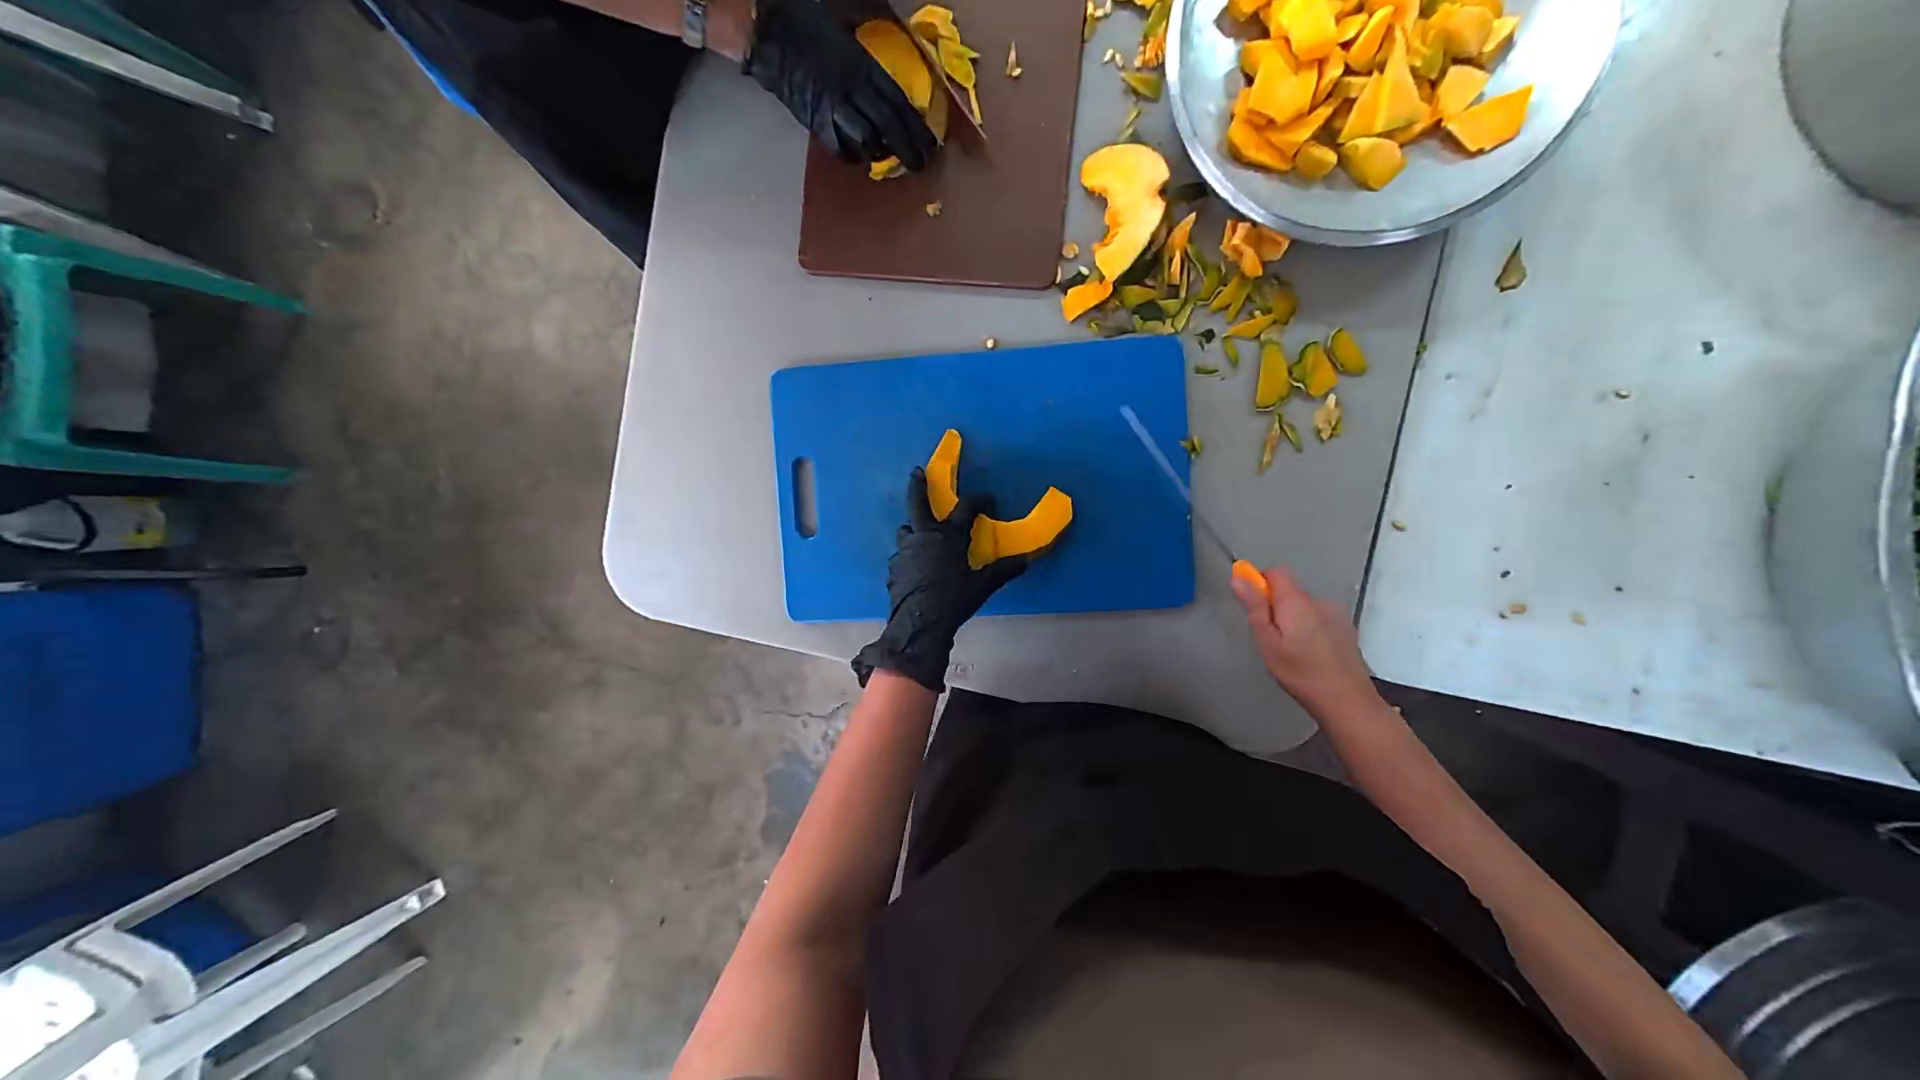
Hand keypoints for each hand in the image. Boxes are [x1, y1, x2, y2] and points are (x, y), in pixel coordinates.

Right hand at [744, 0, 937, 168]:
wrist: (764, 26)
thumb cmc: (803, 13)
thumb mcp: (843, 11)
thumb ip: (868, 22)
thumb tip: (888, 22)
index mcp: (862, 64)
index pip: (899, 102)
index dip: (917, 126)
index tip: (930, 142)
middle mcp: (852, 89)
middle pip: (888, 127)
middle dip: (908, 149)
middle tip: (921, 165)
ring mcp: (832, 107)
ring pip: (865, 140)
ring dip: (880, 152)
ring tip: (890, 158)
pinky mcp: (814, 119)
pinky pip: (838, 146)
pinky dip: (851, 155)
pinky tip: (859, 155)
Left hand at [852, 468, 1027, 692]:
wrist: (919, 624)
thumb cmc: (954, 600)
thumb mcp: (982, 585)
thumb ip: (1003, 570)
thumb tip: (1028, 561)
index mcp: (949, 536)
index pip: (966, 507)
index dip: (979, 499)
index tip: (988, 499)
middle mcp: (924, 537)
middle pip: (918, 503)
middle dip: (919, 485)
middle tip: (917, 471)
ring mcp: (905, 551)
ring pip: (906, 529)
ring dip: (914, 528)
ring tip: (919, 533)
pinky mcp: (894, 568)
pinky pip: (902, 555)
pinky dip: (909, 556)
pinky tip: (915, 567)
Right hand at [1230, 565, 1375, 714]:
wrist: (1347, 700)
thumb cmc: (1300, 672)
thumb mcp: (1268, 642)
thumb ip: (1255, 608)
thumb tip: (1239, 577)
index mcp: (1296, 601)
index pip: (1276, 572)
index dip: (1260, 583)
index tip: (1254, 608)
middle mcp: (1318, 601)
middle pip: (1290, 592)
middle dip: (1276, 608)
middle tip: (1270, 639)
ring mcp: (1336, 615)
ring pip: (1305, 608)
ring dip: (1294, 621)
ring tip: (1291, 652)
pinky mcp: (1346, 630)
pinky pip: (1319, 620)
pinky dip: (1310, 630)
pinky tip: (1311, 656)